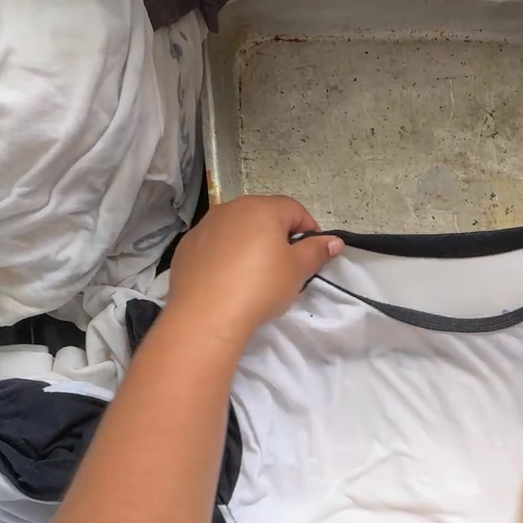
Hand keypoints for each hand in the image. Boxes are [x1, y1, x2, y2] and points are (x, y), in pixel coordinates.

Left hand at [166, 195, 341, 339]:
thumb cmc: (261, 286)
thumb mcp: (297, 271)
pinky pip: (215, 245)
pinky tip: (229, 280)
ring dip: (251, 244)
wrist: (207, 313)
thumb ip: (317, 251)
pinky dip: (226, 256)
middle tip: (285, 267)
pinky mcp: (188, 246)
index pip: (294, 209)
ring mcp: (205, 225)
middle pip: (264, 216)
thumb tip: (334, 241)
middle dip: (278, 236)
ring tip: (255, 275)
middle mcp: (231, 208)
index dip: (309, 230)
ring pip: (237, 229)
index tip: (311, 255)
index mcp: (262, 209)